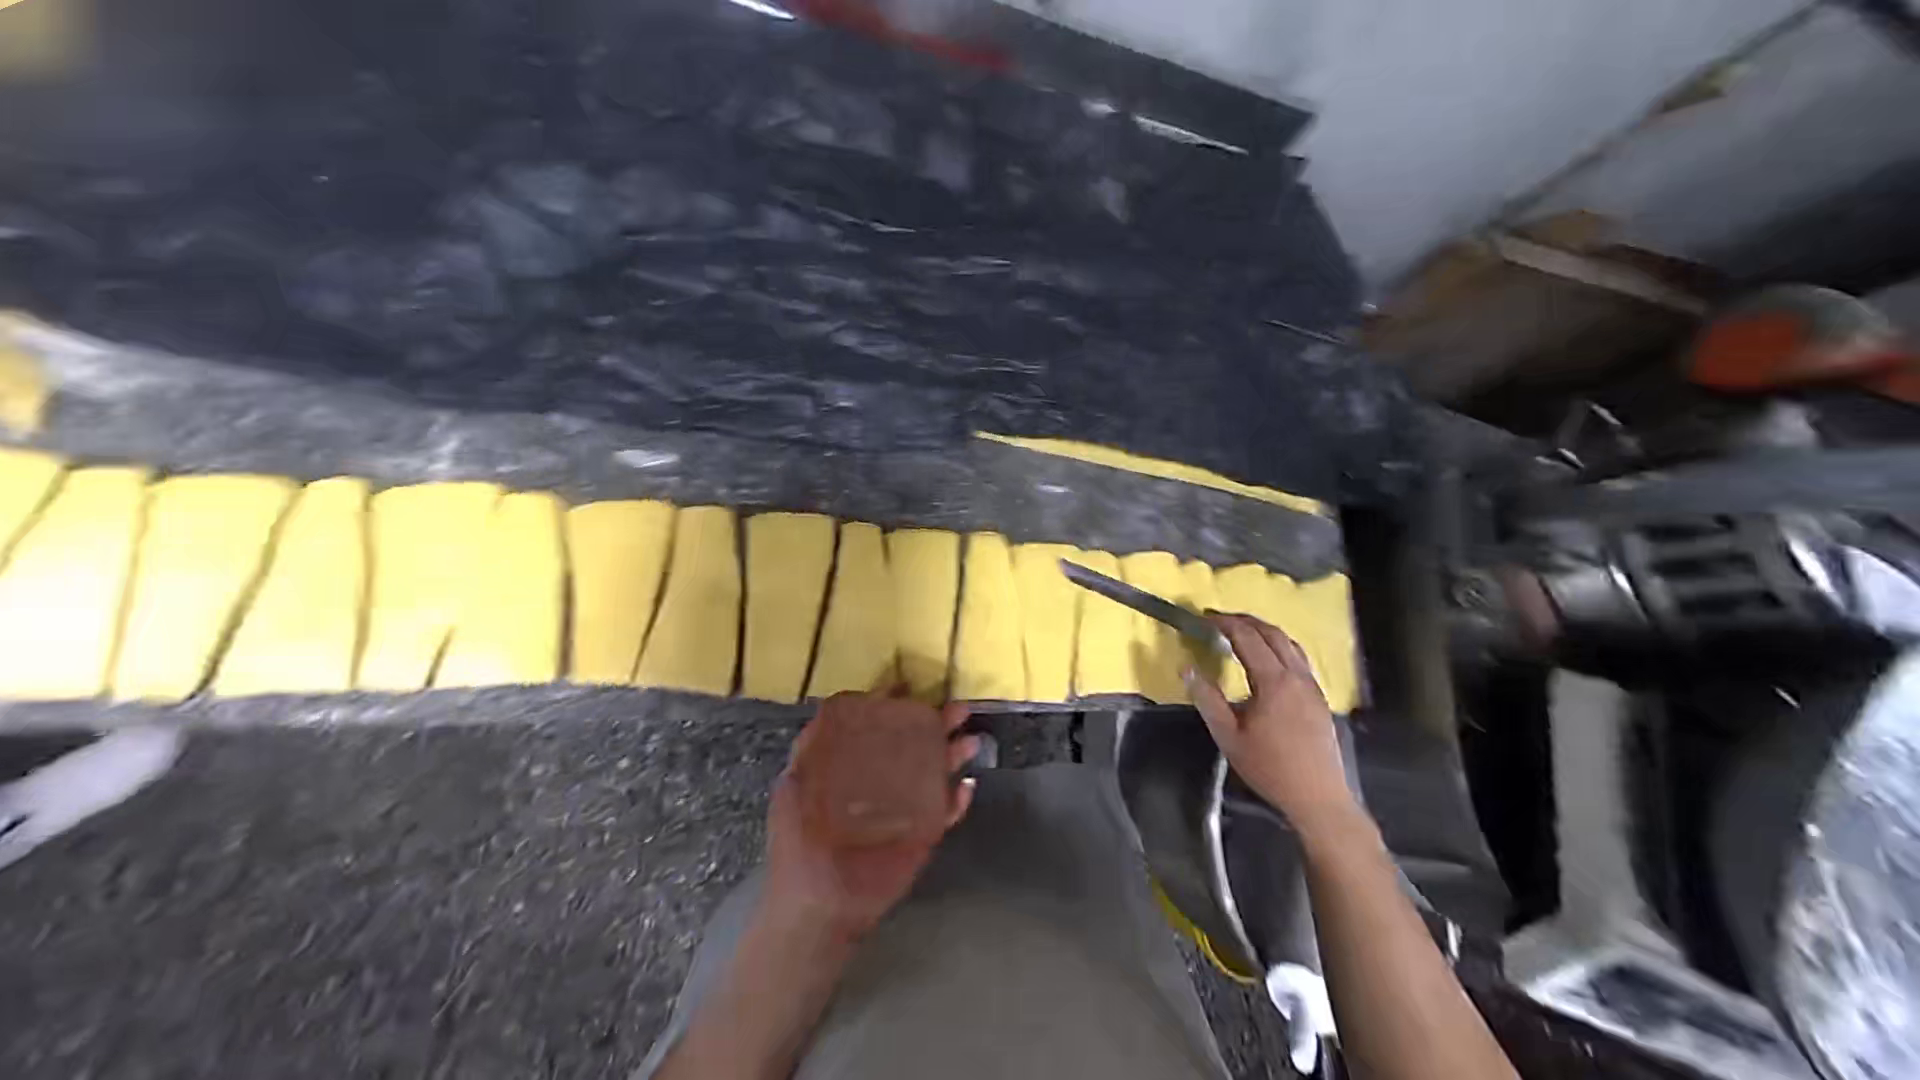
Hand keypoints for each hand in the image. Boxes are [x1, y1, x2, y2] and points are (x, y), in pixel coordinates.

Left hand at [761, 692, 978, 943]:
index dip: (891, 706)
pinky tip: (967, 786)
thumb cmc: (798, 847)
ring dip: (954, 753)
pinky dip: (959, 800)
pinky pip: (945, 813)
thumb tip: (828, 709)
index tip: (907, 687)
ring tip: (971, 739)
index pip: (877, 728)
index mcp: (852, 766)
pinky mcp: (919, 836)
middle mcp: (881, 781)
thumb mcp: (793, 791)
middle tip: (958, 708)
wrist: (817, 908)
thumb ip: (809, 752)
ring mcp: (903, 808)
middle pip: (914, 744)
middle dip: (936, 724)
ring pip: (935, 773)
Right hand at [1185, 614, 1357, 833]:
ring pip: (1290, 644)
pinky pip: (1298, 658)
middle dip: (1245, 620)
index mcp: (1273, 681)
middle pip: (1272, 633)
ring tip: (1243, 630)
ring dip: (1265, 631)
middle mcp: (1296, 676)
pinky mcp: (1319, 698)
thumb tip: (1187, 668)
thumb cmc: (1269, 767)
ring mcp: (1312, 686)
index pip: (1248, 638)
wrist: (1317, 797)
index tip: (1205, 617)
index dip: (1225, 623)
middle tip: (1220, 618)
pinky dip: (1279, 646)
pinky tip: (1268, 658)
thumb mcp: (1228, 735)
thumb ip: (1207, 698)